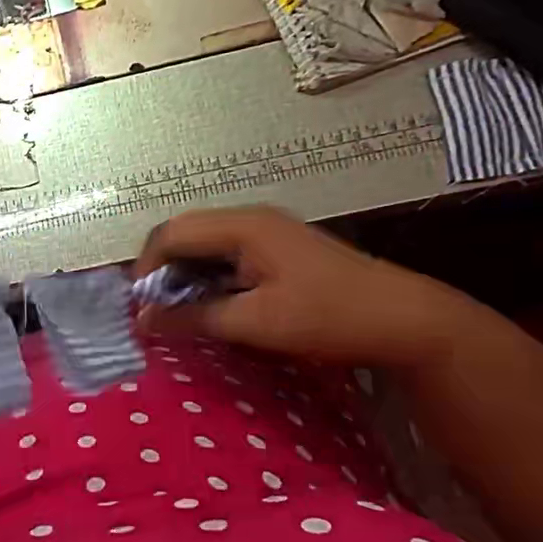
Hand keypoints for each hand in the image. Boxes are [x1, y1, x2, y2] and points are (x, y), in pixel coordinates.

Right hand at [134, 206, 481, 367]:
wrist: (401, 319)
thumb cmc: (327, 317)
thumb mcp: (255, 323)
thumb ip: (194, 318)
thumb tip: (143, 320)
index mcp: (243, 226)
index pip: (171, 233)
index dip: (147, 268)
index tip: (141, 309)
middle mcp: (250, 218)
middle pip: (186, 233)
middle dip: (163, 271)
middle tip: (157, 313)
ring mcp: (267, 231)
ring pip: (206, 245)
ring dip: (186, 276)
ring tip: (181, 314)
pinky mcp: (278, 249)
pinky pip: (227, 256)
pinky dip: (210, 279)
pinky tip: (214, 307)